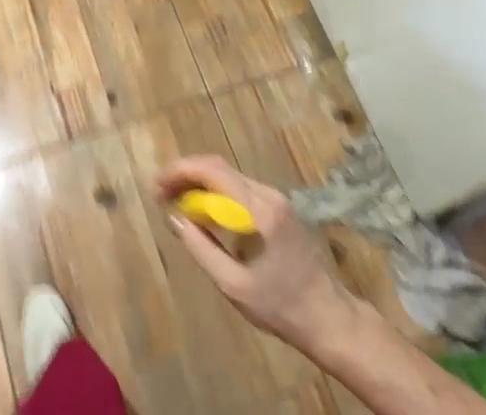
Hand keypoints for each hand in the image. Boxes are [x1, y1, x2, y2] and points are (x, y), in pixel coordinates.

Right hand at [155, 155, 358, 350]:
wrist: (329, 317)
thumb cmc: (281, 306)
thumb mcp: (234, 285)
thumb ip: (202, 248)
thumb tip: (175, 219)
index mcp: (261, 211)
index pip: (214, 171)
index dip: (181, 171)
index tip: (157, 188)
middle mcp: (270, 196)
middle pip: (221, 169)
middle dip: (186, 176)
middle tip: (160, 196)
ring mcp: (278, 201)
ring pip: (230, 178)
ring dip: (200, 184)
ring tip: (175, 203)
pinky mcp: (280, 210)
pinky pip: (241, 191)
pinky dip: (216, 195)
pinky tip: (203, 213)